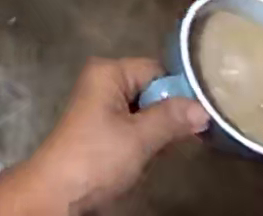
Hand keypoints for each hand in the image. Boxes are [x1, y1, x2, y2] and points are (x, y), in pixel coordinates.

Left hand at [8, 58, 209, 212]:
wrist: (58, 192)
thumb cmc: (97, 157)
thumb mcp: (139, 138)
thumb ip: (171, 119)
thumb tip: (203, 107)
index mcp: (109, 71)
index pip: (155, 69)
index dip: (178, 90)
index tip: (202, 114)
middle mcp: (104, 80)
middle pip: (149, 88)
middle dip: (168, 113)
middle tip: (190, 137)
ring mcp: (100, 103)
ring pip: (142, 109)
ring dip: (157, 129)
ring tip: (169, 149)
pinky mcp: (100, 126)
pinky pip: (131, 123)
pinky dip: (144, 138)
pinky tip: (152, 156)